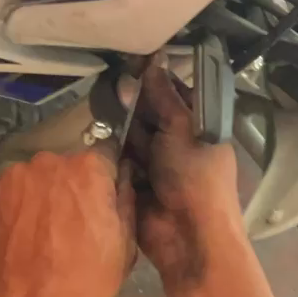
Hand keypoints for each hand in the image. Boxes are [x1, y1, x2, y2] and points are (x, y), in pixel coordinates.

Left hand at [0, 149, 133, 296]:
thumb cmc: (84, 282)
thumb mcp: (124, 245)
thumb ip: (125, 200)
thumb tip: (122, 174)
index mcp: (89, 168)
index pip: (105, 158)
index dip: (105, 181)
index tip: (101, 203)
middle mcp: (51, 160)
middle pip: (68, 165)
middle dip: (72, 186)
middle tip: (70, 222)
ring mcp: (16, 174)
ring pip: (38, 176)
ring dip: (43, 193)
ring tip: (42, 230)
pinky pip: (13, 190)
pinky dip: (18, 204)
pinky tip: (21, 232)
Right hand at [124, 59, 241, 287]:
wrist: (187, 237)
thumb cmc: (195, 176)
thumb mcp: (183, 128)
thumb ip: (165, 96)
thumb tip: (156, 61)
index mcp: (200, 128)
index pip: (177, 95)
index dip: (158, 78)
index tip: (135, 59)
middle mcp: (178, 143)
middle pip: (151, 114)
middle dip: (134, 102)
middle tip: (114, 81)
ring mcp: (156, 164)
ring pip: (132, 135)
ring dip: (121, 124)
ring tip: (103, 103)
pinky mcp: (133, 182)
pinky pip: (119, 158)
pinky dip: (112, 149)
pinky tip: (97, 130)